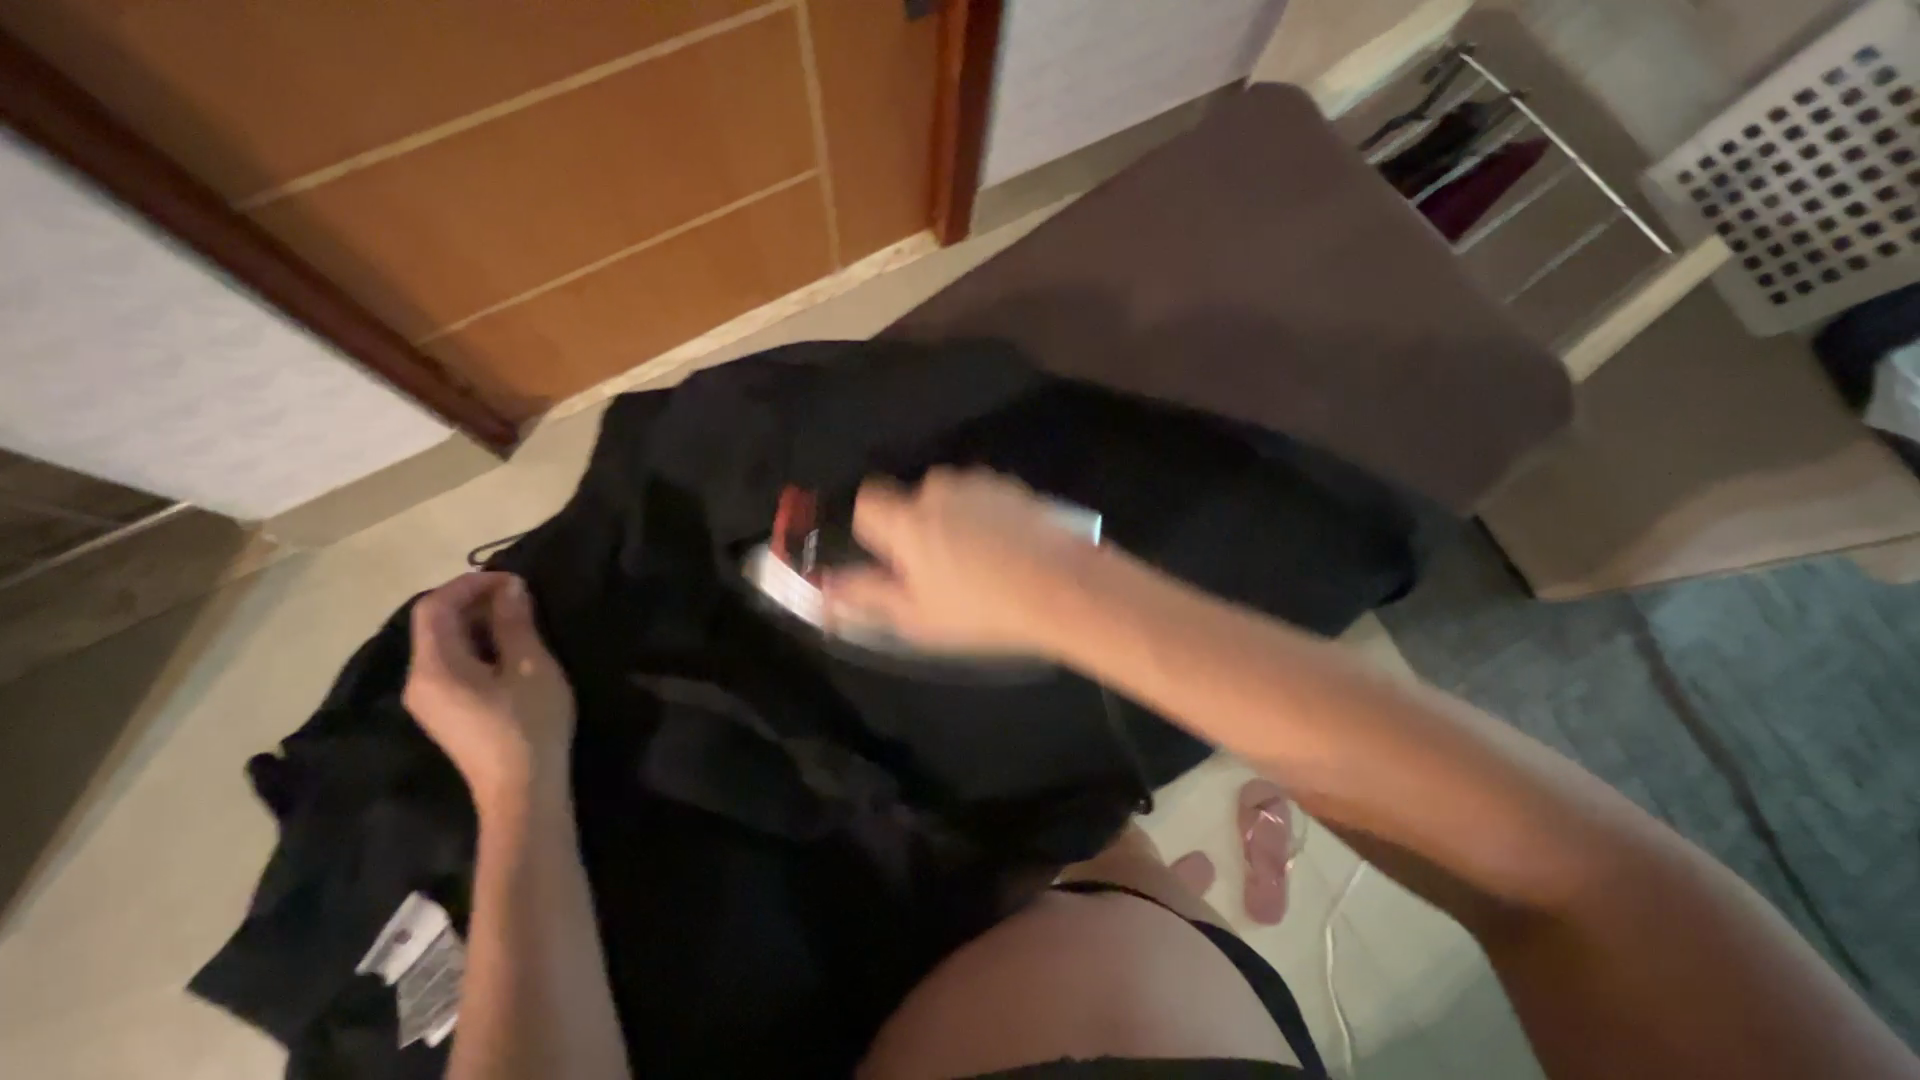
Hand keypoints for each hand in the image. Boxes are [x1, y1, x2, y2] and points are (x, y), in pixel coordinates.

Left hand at [403, 572, 575, 814]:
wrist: (522, 793)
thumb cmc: (528, 726)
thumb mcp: (531, 667)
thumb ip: (515, 623)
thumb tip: (508, 588)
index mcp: (434, 667)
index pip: (434, 606)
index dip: (469, 584)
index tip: (512, 579)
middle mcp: (418, 681)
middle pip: (433, 625)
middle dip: (472, 601)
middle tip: (518, 596)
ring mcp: (428, 701)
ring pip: (442, 646)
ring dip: (475, 624)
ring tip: (517, 618)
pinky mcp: (444, 715)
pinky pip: (449, 666)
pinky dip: (474, 647)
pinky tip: (506, 651)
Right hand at [823, 468, 1094, 656]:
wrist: (1065, 589)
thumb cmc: (982, 608)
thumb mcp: (917, 615)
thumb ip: (866, 595)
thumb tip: (826, 587)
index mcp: (908, 518)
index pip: (868, 501)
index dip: (875, 529)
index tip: (893, 558)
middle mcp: (939, 489)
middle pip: (913, 502)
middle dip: (920, 529)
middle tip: (941, 573)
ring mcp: (982, 484)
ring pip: (952, 501)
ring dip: (957, 523)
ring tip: (983, 567)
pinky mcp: (1017, 488)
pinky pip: (987, 501)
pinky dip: (990, 520)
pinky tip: (1009, 554)